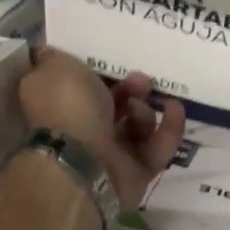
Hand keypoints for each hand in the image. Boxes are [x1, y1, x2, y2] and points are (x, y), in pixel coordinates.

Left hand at [17, 47, 185, 208]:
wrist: (83, 161)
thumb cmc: (67, 107)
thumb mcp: (58, 64)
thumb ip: (61, 57)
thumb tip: (54, 56)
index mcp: (55, 106)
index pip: (76, 87)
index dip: (94, 71)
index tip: (110, 60)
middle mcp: (81, 132)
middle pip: (111, 107)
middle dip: (128, 89)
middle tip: (141, 80)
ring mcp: (110, 155)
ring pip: (135, 127)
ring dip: (144, 110)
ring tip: (141, 105)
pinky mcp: (136, 173)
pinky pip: (158, 148)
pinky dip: (170, 129)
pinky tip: (176, 108)